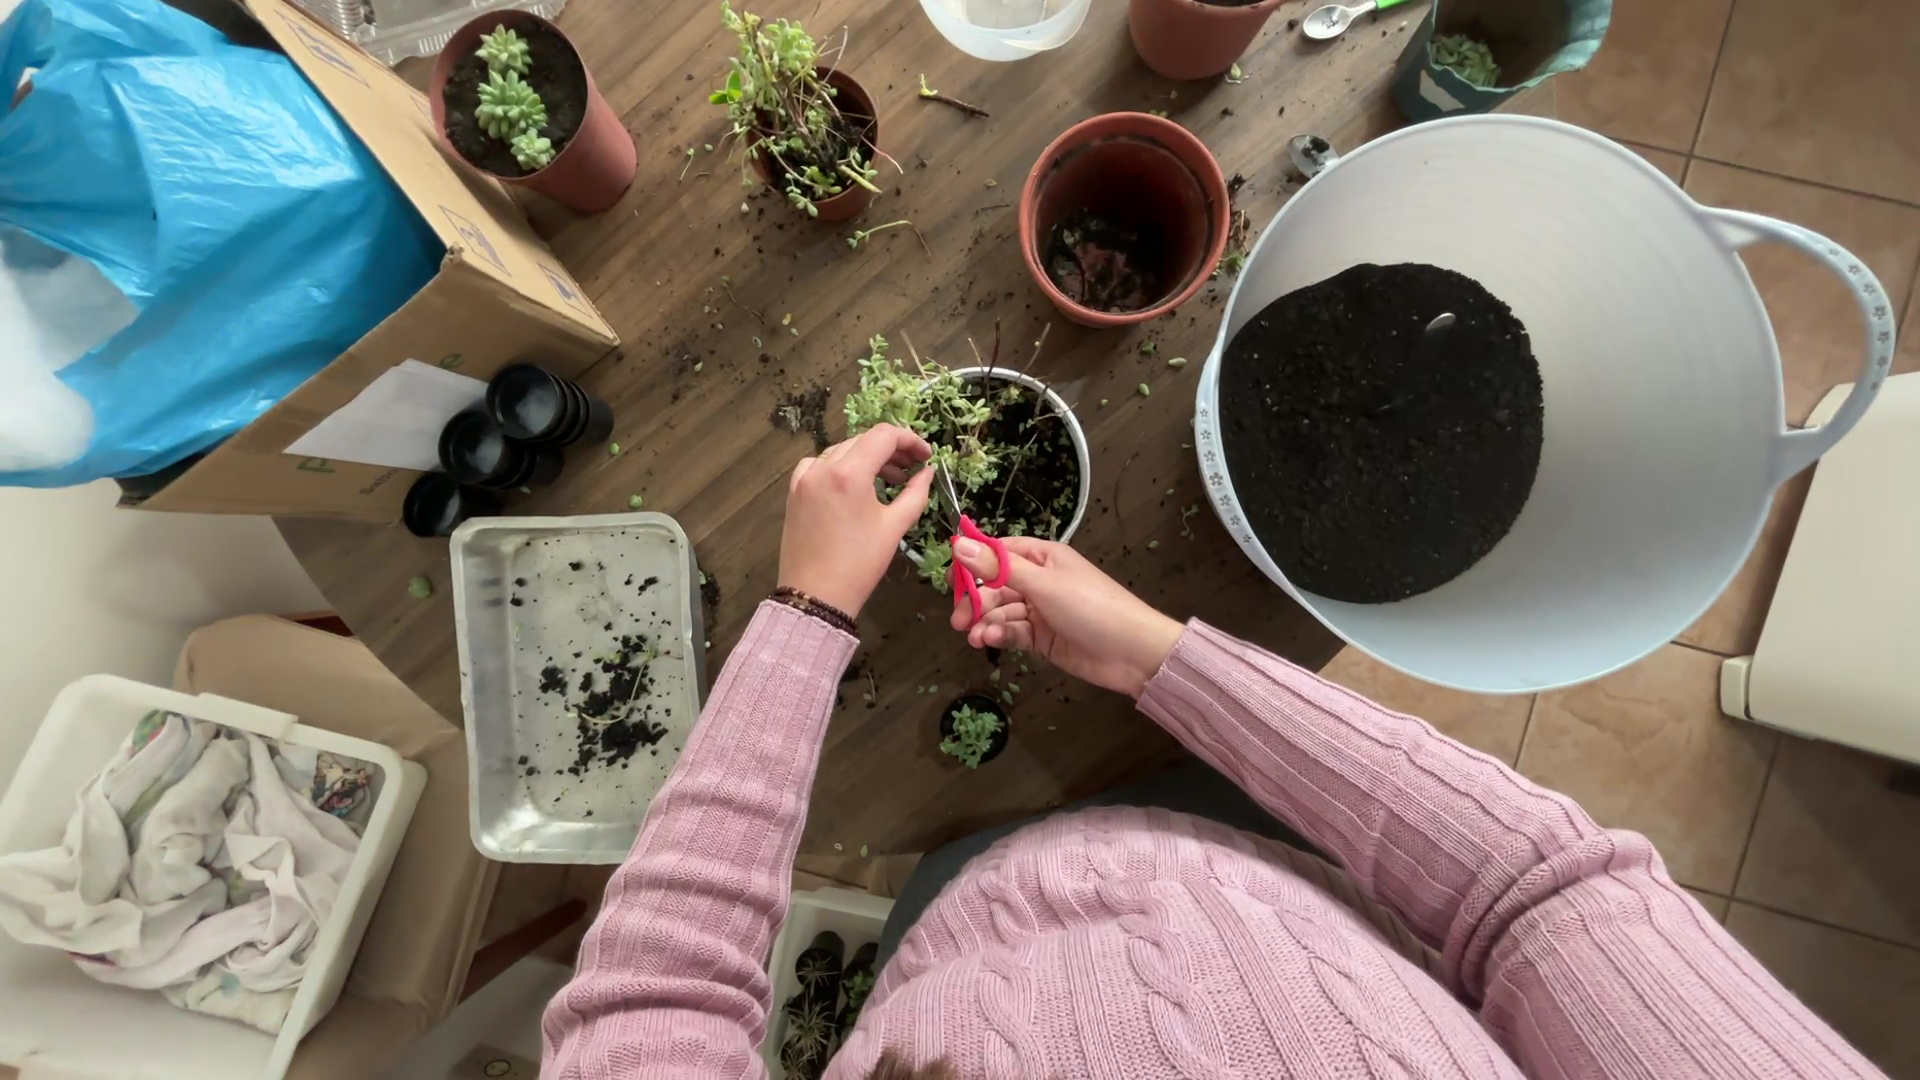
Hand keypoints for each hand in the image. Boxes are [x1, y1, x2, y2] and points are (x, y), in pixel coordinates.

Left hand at [779, 423, 933, 616]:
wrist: (816, 596)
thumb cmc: (859, 564)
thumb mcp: (894, 527)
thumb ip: (915, 493)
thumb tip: (926, 472)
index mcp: (848, 474)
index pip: (884, 436)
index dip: (910, 440)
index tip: (926, 456)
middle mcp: (822, 468)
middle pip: (862, 441)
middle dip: (891, 450)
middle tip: (912, 468)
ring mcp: (804, 479)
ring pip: (841, 451)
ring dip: (867, 458)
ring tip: (889, 479)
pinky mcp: (794, 492)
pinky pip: (820, 465)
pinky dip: (841, 467)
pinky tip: (853, 485)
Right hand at [949, 536, 1183, 697]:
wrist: (1132, 653)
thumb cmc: (1091, 607)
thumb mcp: (1043, 584)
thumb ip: (1000, 567)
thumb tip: (960, 544)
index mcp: (1043, 557)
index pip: (998, 552)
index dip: (973, 563)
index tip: (949, 579)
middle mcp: (1040, 580)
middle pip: (995, 585)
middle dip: (976, 601)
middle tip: (958, 620)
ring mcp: (1041, 610)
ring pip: (1002, 611)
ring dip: (986, 622)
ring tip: (976, 637)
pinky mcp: (1043, 638)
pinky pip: (1014, 631)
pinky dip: (1001, 635)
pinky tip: (991, 641)